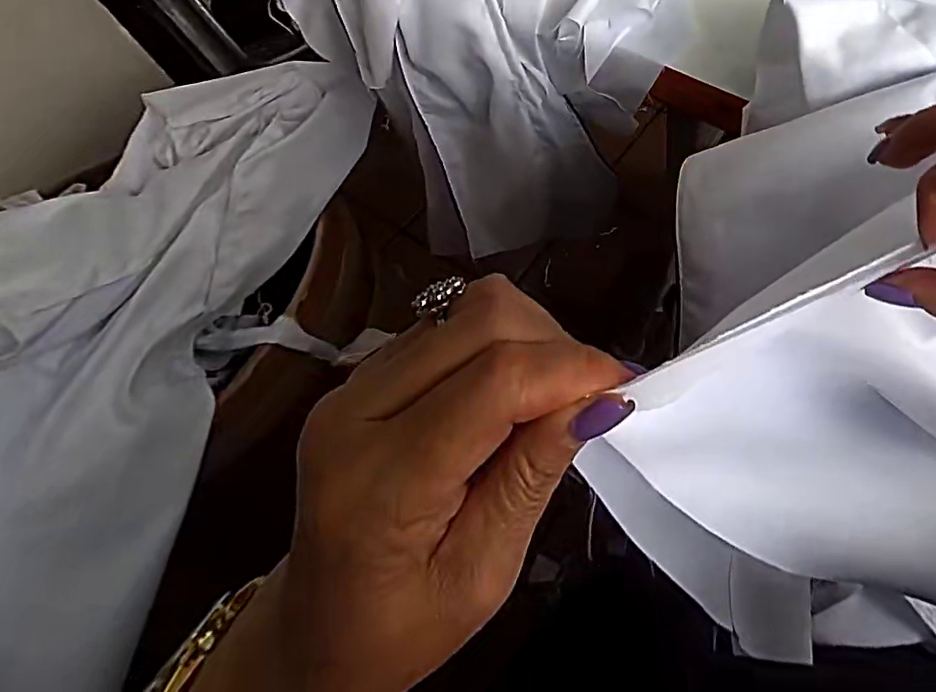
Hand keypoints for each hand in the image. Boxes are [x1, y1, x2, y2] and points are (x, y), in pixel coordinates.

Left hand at [196, 275, 634, 691]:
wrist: (313, 630)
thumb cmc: (396, 626)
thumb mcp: (482, 574)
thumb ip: (535, 475)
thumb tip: (598, 402)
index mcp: (378, 481)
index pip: (496, 381)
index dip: (574, 369)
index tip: (622, 386)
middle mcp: (356, 411)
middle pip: (486, 319)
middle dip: (558, 347)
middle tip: (588, 395)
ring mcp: (358, 381)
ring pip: (477, 306)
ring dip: (536, 337)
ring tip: (551, 395)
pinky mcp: (372, 368)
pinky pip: (460, 318)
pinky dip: (510, 339)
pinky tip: (517, 390)